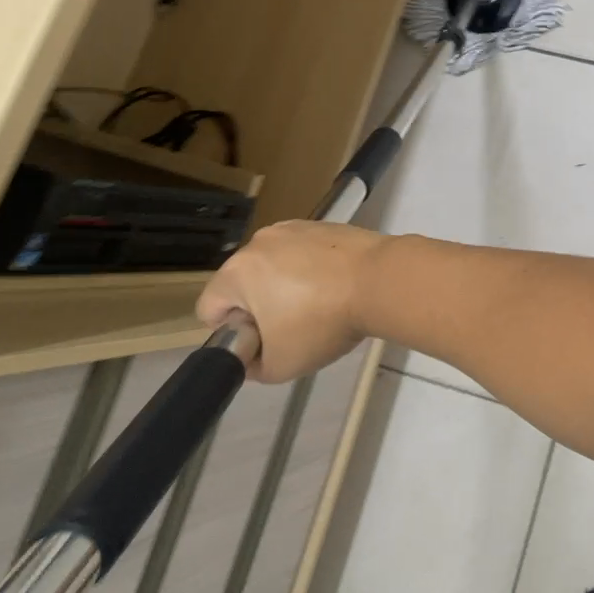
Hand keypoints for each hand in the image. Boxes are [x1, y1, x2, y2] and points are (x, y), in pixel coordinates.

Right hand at [197, 220, 388, 382]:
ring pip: (277, 267)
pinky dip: (315, 270)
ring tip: (321, 306)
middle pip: (244, 284)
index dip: (233, 333)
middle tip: (294, 327)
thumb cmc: (323, 322)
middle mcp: (260, 241)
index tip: (265, 341)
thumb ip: (251, 367)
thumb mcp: (279, 366)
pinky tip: (338, 286)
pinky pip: (307, 253)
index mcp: (237, 271)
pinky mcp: (327, 225)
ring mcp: (296, 228)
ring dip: (289, 287)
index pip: (210, 309)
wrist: (383, 280)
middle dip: (261, 308)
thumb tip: (253, 357)